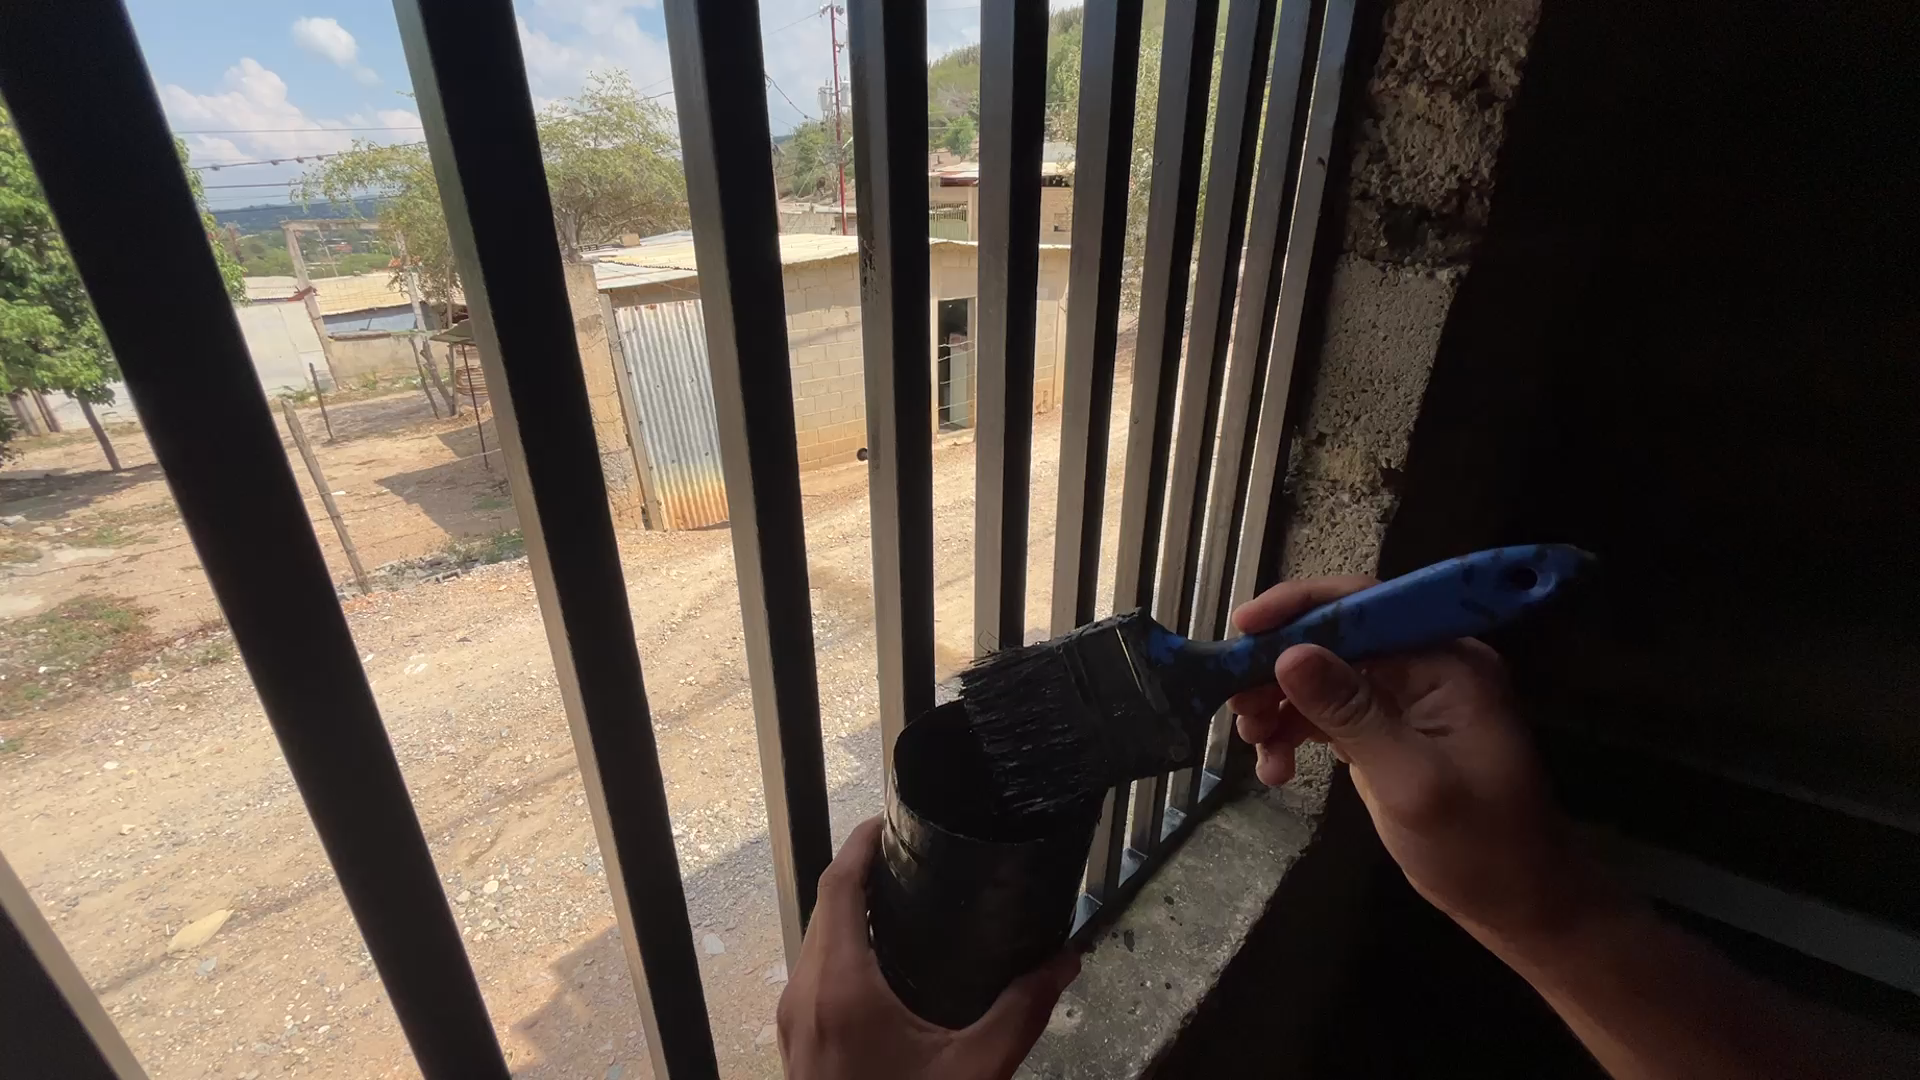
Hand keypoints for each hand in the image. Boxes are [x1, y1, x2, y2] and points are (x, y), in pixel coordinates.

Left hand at [776, 817, 1080, 1079]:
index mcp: (839, 985)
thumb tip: (1068, 958)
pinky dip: (841, 938)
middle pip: (825, 903)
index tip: (889, 818)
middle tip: (909, 851)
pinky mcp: (795, 1036)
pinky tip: (880, 951)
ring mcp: (793, 1015)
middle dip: (860, 867)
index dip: (859, 842)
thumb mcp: (974, 1072)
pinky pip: (813, 965)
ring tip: (899, 890)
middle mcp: (804, 990)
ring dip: (848, 903)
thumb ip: (1022, 1010)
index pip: (838, 885)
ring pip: (815, 934)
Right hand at [1228, 576, 1617, 949]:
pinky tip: (1274, 766)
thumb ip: (1351, 714)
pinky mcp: (1374, 723)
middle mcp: (1418, 664)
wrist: (1514, 905)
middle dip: (1274, 667)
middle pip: (1326, 638)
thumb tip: (1289, 655)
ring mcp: (1395, 694)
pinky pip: (1315, 709)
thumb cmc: (1480, 847)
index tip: (1243, 626)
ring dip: (1274, 704)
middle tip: (1236, 702)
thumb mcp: (1412, 780)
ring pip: (1312, 673)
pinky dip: (1287, 731)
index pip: (1363, 605)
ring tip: (1254, 744)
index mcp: (1444, 660)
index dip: (1299, 607)